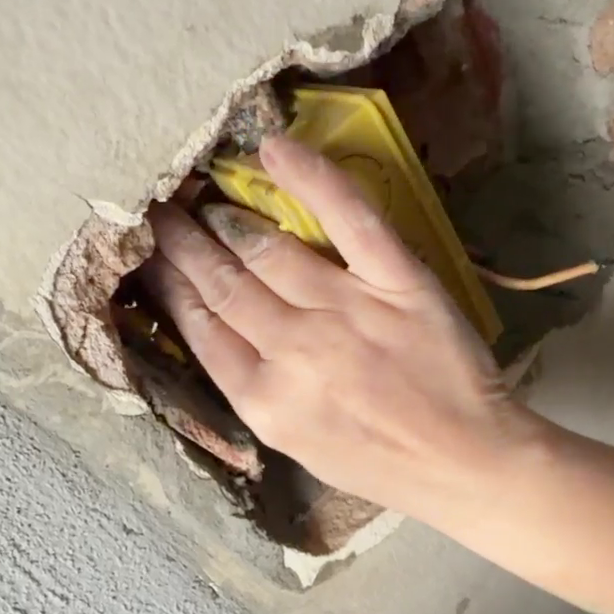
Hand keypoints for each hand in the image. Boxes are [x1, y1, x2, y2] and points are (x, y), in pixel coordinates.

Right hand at [141, 135, 541, 519]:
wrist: (464, 462)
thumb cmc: (381, 463)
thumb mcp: (299, 446)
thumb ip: (255, 392)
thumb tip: (216, 330)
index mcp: (265, 401)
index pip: (202, 327)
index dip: (170, 285)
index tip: (149, 256)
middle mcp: (295, 352)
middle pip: (225, 283)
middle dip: (183, 243)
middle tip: (157, 209)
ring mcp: (346, 312)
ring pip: (269, 251)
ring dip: (227, 219)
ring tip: (199, 194)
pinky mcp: (397, 282)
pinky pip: (347, 218)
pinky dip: (310, 178)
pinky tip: (272, 150)